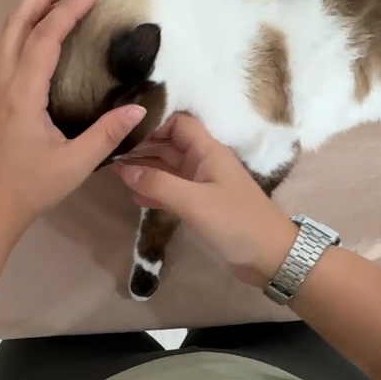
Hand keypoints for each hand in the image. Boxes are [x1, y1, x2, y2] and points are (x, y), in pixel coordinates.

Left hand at [0, 0, 146, 246]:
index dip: (68, 13)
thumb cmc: (29, 189)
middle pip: (15, 25)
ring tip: (51, 1)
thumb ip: (107, 134)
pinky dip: (16, 34)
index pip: (45, 38)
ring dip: (25, 14)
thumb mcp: (74, 165)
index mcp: (21, 95)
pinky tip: (32, 40)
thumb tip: (138, 108)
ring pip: (2, 38)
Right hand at [114, 115, 297, 287]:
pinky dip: (155, 190)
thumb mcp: (194, 202)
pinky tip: (134, 195)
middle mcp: (205, 162)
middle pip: (169, 144)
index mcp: (208, 151)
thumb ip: (159, 184)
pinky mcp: (202, 205)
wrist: (269, 256)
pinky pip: (173, 190)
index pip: (178, 123)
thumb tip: (124, 170)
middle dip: (142, 147)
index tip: (125, 132)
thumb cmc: (236, 222)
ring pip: (169, 168)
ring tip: (115, 172)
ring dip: (145, 169)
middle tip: (111, 153)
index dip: (153, 123)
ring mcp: (204, 184)